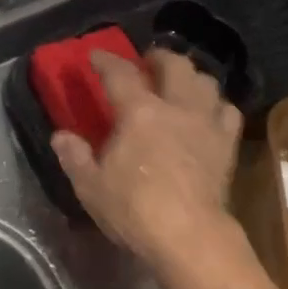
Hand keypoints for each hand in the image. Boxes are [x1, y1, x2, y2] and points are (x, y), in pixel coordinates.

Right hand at [52, 49, 247, 277]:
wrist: (187, 233)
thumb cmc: (132, 210)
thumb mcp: (90, 188)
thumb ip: (75, 157)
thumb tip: (60, 136)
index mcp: (139, 113)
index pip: (120, 75)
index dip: (106, 61)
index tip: (96, 55)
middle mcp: (177, 106)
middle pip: (173, 65)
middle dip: (158, 57)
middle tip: (147, 61)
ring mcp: (207, 122)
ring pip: (204, 80)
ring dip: (189, 75)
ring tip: (180, 82)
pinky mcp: (226, 143)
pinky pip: (226, 109)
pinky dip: (215, 103)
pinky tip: (208, 111)